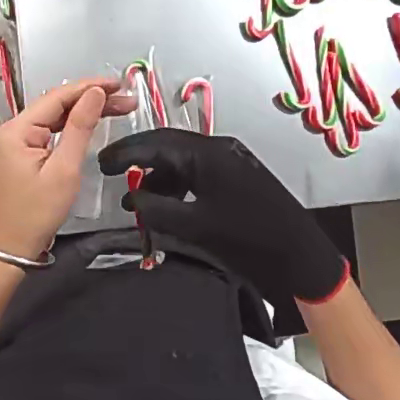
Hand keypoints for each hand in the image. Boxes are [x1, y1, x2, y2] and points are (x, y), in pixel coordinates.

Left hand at [0, 79, 137, 259]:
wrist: (13, 247)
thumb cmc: (38, 212)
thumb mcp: (64, 170)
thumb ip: (80, 128)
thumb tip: (95, 95)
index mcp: (17, 130)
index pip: (57, 97)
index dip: (89, 87)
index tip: (119, 84)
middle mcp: (13, 130)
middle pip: (56, 105)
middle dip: (91, 99)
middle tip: (126, 99)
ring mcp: (16, 142)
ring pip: (55, 118)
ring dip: (84, 112)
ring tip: (117, 107)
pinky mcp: (23, 155)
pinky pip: (50, 133)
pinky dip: (72, 127)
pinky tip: (91, 122)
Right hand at [97, 128, 347, 302]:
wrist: (298, 256)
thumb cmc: (247, 238)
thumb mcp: (195, 225)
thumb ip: (157, 209)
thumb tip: (132, 198)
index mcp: (209, 154)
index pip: (157, 143)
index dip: (126, 152)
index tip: (102, 163)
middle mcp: (219, 150)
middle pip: (169, 147)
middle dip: (139, 160)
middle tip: (111, 173)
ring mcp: (230, 164)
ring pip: (182, 163)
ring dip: (157, 179)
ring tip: (135, 201)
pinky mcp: (236, 180)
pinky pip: (197, 175)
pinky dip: (176, 188)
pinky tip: (163, 206)